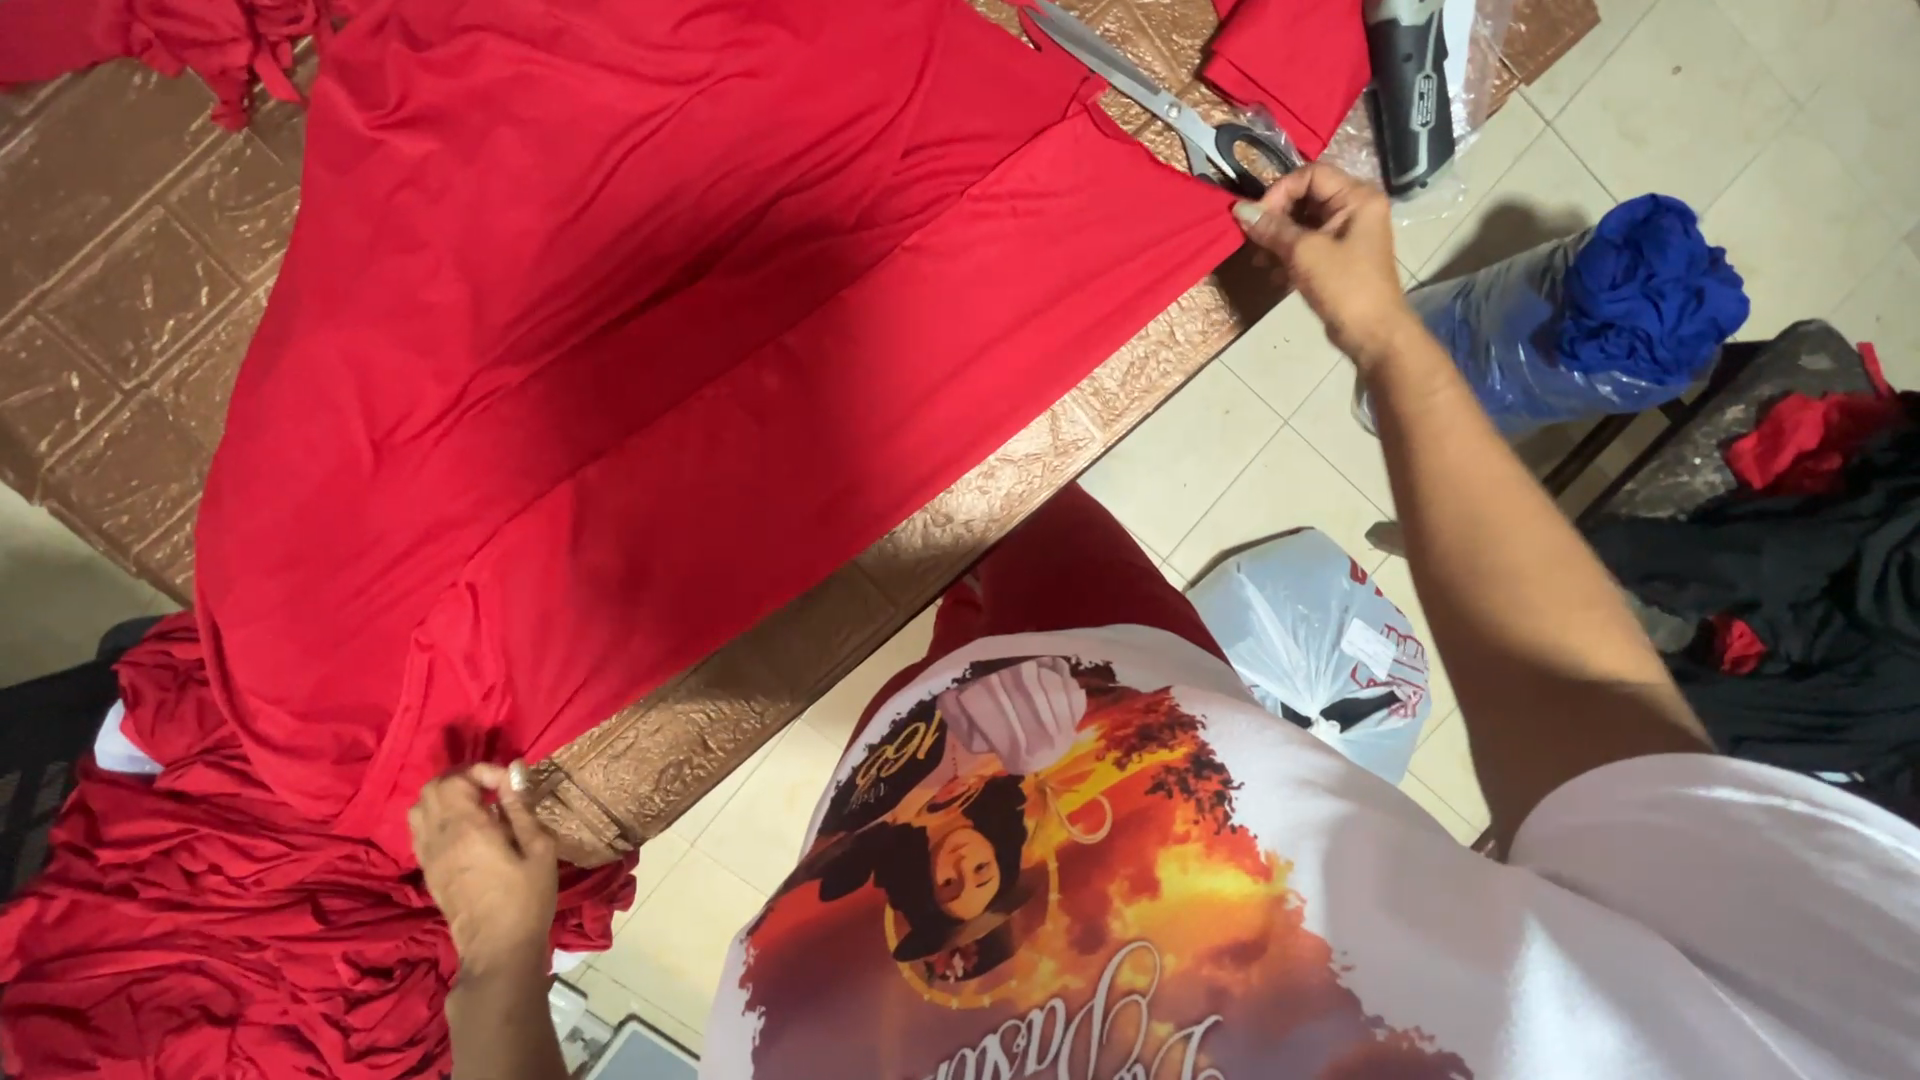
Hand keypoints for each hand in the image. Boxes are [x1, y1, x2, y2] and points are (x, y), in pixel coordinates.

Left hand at [409, 762, 556, 978]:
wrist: (497, 948)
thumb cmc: (527, 897)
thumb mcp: (539, 848)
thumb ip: (521, 809)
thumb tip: (514, 775)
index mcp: (466, 830)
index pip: (456, 780)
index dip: (484, 770)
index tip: (511, 782)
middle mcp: (439, 838)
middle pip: (431, 789)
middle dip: (463, 778)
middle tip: (494, 787)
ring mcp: (429, 856)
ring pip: (419, 808)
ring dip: (447, 796)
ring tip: (479, 804)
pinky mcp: (428, 871)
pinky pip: (421, 830)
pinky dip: (439, 816)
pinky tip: (468, 827)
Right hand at [1232, 163, 1421, 370]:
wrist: (1371, 331)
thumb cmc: (1344, 286)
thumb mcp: (1304, 253)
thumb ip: (1272, 229)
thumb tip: (1239, 210)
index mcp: (1357, 197)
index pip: (1310, 174)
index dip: (1279, 192)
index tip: (1257, 219)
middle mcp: (1355, 209)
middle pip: (1305, 198)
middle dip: (1275, 218)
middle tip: (1254, 241)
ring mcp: (1347, 234)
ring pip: (1303, 224)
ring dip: (1277, 240)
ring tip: (1260, 261)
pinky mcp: (1338, 258)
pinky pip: (1307, 246)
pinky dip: (1287, 256)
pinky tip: (1274, 275)